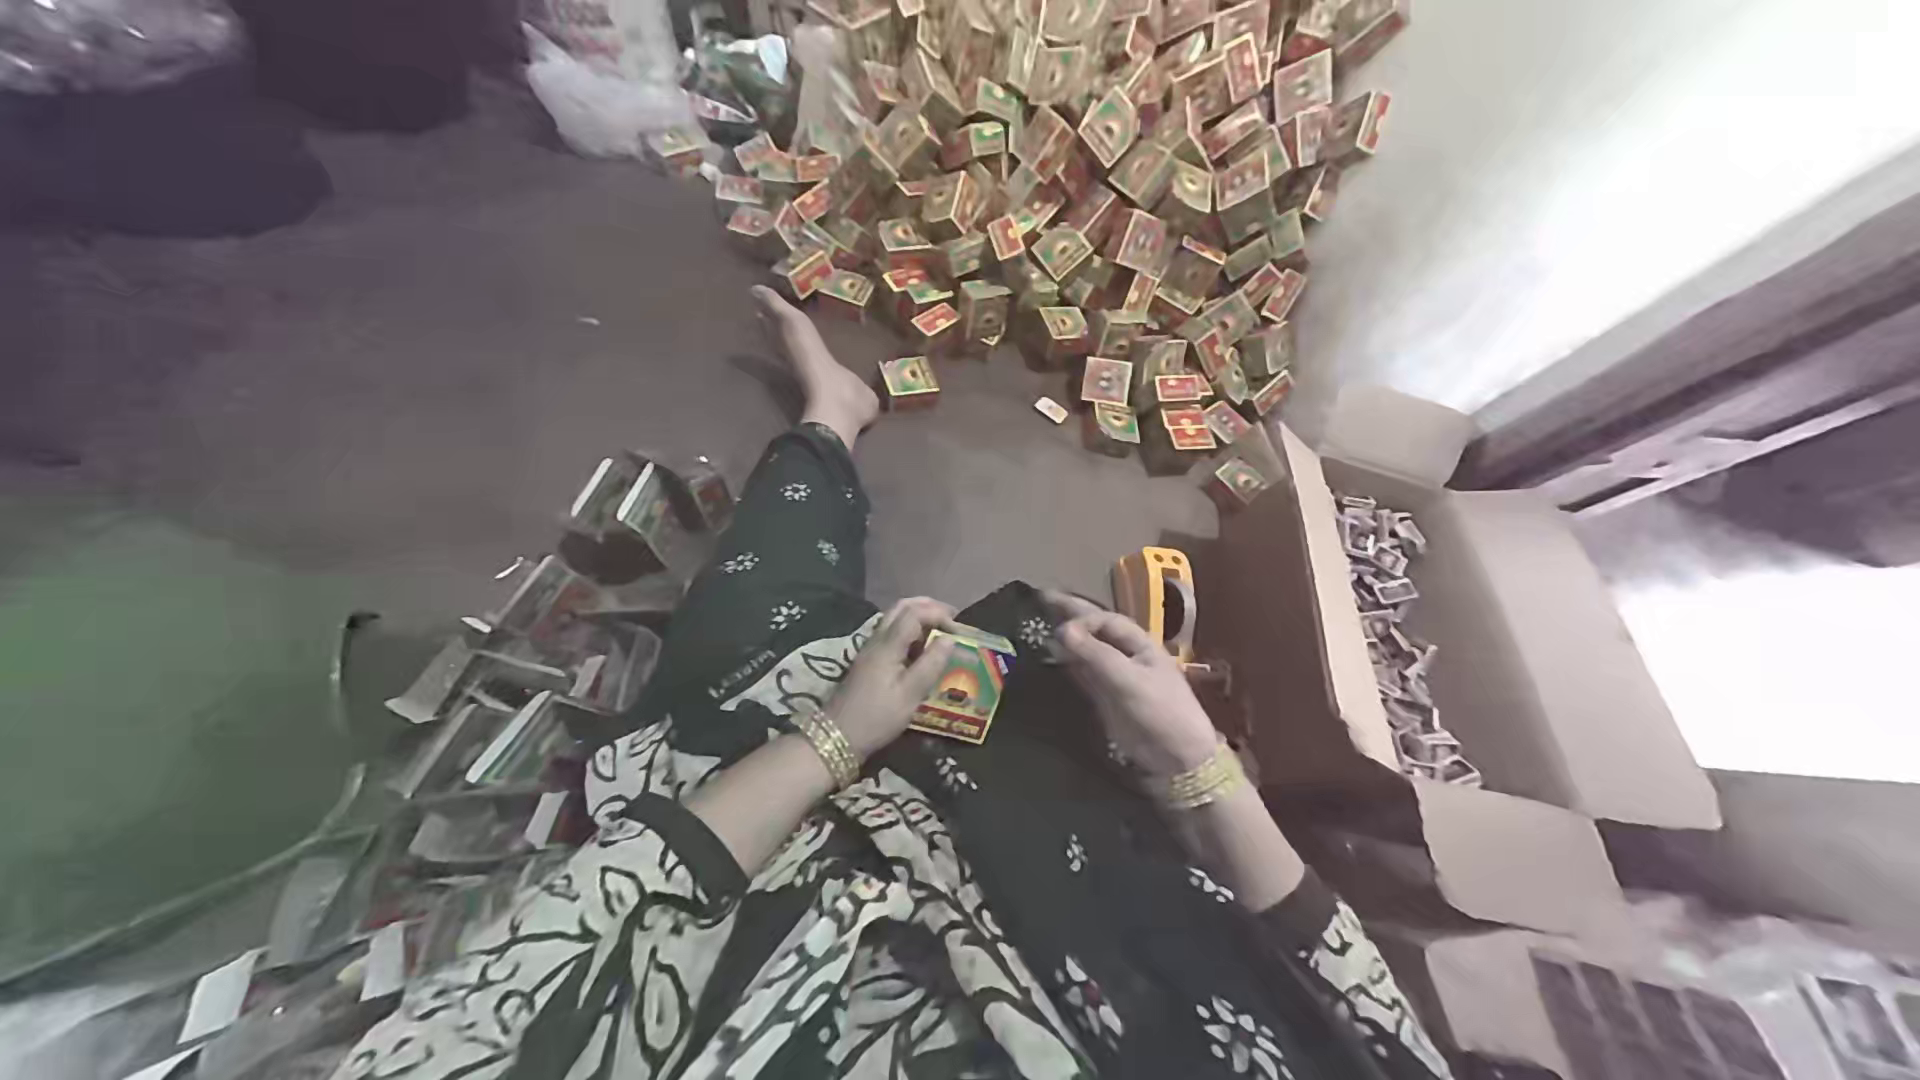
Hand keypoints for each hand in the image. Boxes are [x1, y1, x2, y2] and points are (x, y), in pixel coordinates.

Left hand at [826, 597, 957, 757]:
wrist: (838, 736)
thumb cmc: (877, 717)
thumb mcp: (910, 695)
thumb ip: (931, 664)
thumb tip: (950, 639)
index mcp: (888, 646)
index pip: (914, 613)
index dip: (938, 614)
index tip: (958, 630)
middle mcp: (877, 640)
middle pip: (901, 607)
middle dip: (928, 607)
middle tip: (952, 618)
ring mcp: (870, 648)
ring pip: (894, 618)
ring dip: (918, 615)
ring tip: (940, 629)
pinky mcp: (868, 660)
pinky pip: (890, 632)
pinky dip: (909, 629)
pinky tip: (921, 646)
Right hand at [1044, 590, 1218, 775]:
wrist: (1177, 758)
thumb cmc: (1160, 712)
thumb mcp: (1129, 679)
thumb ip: (1095, 654)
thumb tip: (1062, 629)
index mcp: (1139, 643)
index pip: (1104, 620)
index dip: (1082, 619)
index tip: (1059, 628)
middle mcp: (1125, 653)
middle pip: (1094, 628)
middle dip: (1070, 613)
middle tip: (1041, 598)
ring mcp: (1115, 675)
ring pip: (1086, 648)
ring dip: (1066, 638)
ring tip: (1039, 625)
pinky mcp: (1105, 696)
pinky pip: (1082, 672)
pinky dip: (1067, 662)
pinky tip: (1051, 657)